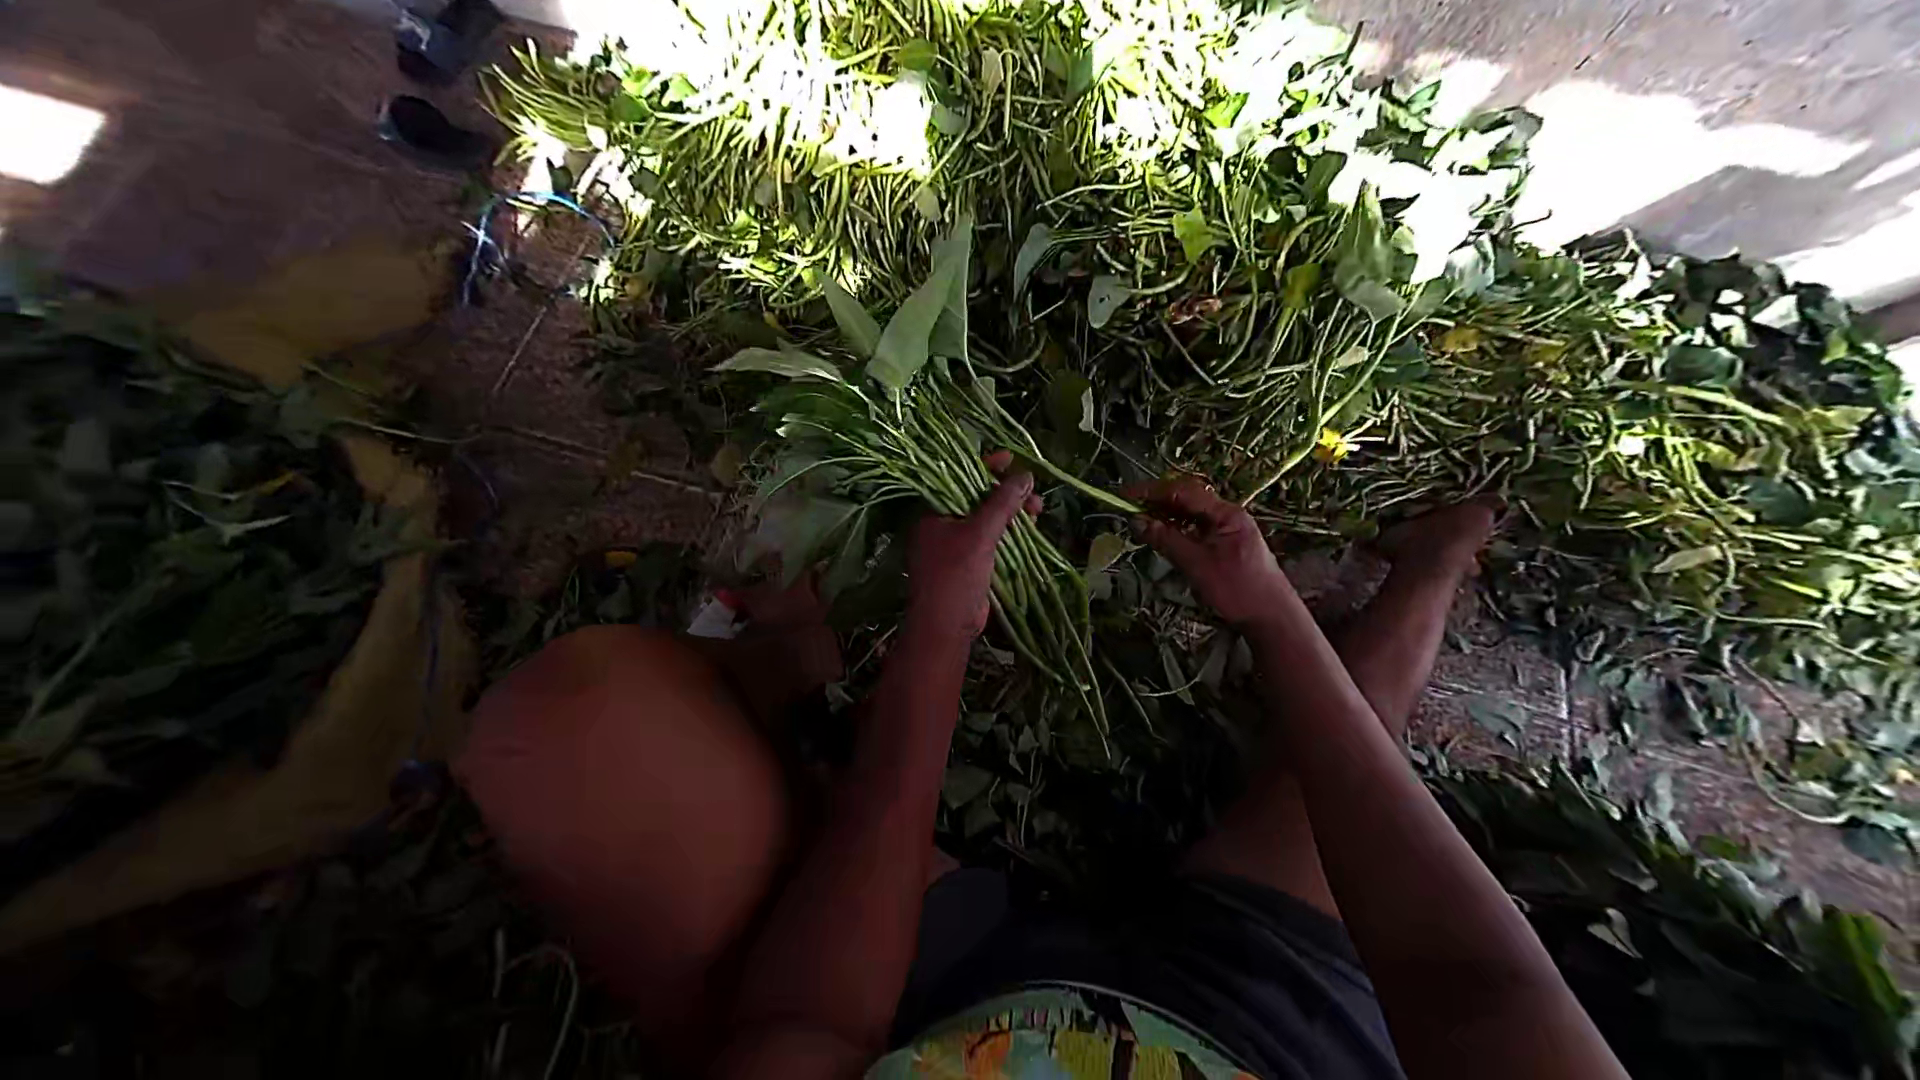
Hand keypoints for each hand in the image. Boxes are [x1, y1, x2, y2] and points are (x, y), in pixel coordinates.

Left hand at [905, 451, 1039, 640]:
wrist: (946, 625)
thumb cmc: (955, 575)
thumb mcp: (979, 534)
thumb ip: (1002, 503)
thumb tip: (1025, 475)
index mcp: (932, 511)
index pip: (958, 477)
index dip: (985, 465)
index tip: (1010, 457)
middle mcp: (941, 523)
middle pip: (976, 498)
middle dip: (1006, 493)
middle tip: (1034, 495)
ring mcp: (955, 543)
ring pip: (987, 519)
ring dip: (1012, 513)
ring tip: (1038, 511)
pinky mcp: (968, 561)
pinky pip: (990, 538)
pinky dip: (1009, 532)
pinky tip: (1030, 528)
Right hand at [1128, 475, 1295, 629]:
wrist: (1272, 617)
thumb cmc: (1237, 590)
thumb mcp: (1196, 564)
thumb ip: (1166, 540)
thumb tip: (1137, 521)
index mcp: (1226, 513)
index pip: (1183, 492)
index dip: (1152, 492)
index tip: (1125, 496)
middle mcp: (1228, 515)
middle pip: (1187, 498)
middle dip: (1156, 501)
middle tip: (1128, 508)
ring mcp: (1227, 528)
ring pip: (1190, 513)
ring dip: (1164, 515)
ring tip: (1139, 521)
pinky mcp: (1225, 542)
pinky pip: (1195, 527)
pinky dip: (1175, 528)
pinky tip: (1161, 535)